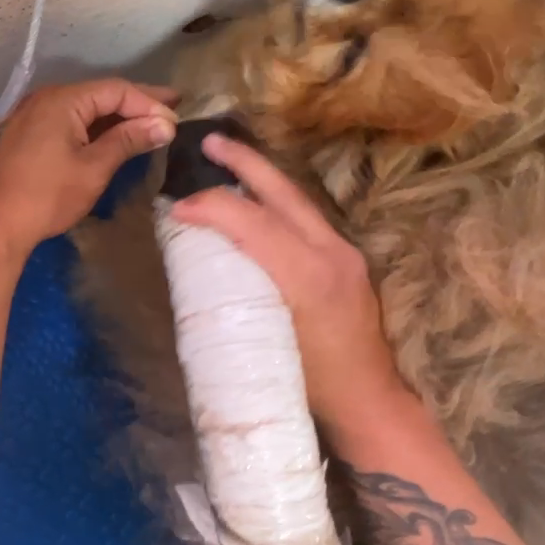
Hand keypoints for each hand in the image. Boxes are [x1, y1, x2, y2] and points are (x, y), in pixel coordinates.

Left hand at [0, 79, 178, 259]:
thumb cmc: (46, 197)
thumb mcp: (93, 168)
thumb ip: (128, 141)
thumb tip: (164, 125)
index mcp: (61, 100)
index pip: (116, 90)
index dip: (148, 104)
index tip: (175, 120)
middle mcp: (44, 100)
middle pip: (99, 95)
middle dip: (136, 104)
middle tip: (173, 107)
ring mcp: (32, 117)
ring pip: (83, 110)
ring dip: (115, 117)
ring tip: (150, 122)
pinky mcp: (26, 136)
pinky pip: (67, 122)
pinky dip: (92, 128)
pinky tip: (114, 136)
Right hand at [169, 135, 404, 422]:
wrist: (369, 403)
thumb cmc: (309, 384)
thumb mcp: (259, 343)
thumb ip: (230, 300)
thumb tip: (195, 269)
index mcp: (307, 274)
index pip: (252, 221)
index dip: (210, 207)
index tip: (176, 208)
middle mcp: (331, 253)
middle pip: (282, 192)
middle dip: (243, 162)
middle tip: (208, 140)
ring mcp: (344, 254)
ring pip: (297, 200)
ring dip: (260, 176)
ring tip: (228, 160)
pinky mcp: (346, 262)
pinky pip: (304, 218)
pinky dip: (274, 201)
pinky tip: (255, 203)